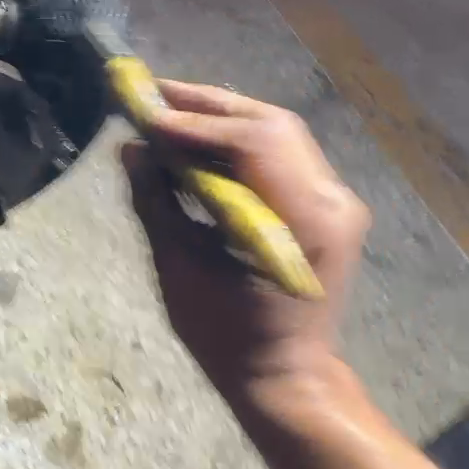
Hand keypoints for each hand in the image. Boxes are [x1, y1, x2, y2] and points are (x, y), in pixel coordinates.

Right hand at [121, 82, 369, 397]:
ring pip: (279, 133)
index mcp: (303, 220)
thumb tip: (132, 149)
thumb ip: (157, 202)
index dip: (192, 121)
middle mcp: (332, 198)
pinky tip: (199, 142)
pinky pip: (281, 155)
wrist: (284, 374)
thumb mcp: (180, 268)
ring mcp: (336, 200)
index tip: (141, 110)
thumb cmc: (225, 334)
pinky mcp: (327, 205)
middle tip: (151, 94)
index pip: (251, 142)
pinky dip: (237, 142)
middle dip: (206, 106)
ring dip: (221, 118)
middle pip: (271, 124)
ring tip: (169, 110)